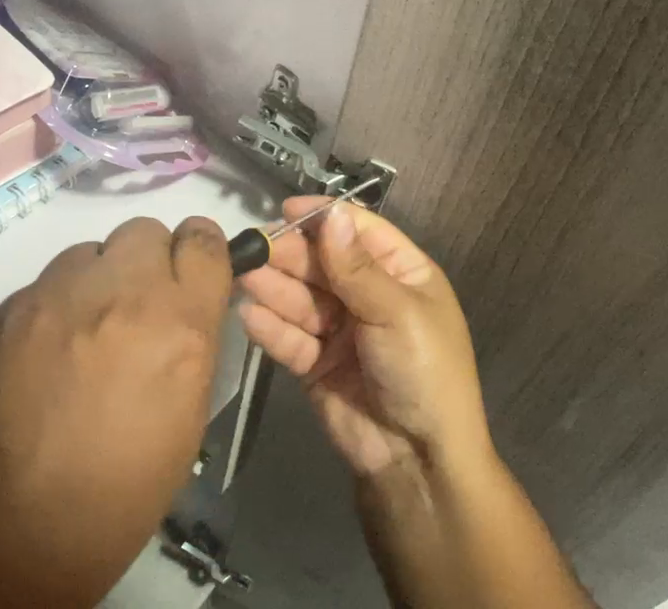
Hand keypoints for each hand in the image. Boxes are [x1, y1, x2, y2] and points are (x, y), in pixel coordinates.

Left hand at [0, 216, 231, 606]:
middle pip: (144, 231)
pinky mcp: (2, 312)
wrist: (5, 534)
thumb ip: (192, 342)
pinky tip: (40, 361)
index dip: (200, 251)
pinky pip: (40, 288)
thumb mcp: (187, 415)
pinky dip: (51, 311)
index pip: (203, 239)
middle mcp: (119, 293)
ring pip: (87, 254)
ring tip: (83, 334)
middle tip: (136, 307)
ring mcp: (52, 297)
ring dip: (96, 282)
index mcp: (179, 322)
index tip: (192, 272)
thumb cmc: (119, 491)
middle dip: (147, 261)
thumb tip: (187, 310)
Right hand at [237, 200, 489, 476]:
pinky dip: (272, 328)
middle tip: (255, 246)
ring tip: (244, 275)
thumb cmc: (423, 370)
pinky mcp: (318, 364)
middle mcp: (371, 296)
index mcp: (402, 274)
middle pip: (324, 264)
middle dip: (292, 255)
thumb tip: (333, 213)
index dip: (325, 218)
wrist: (418, 458)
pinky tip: (249, 315)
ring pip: (303, 299)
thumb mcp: (397, 311)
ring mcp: (342, 331)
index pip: (360, 232)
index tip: (287, 208)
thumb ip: (356, 267)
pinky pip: (292, 339)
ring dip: (275, 287)